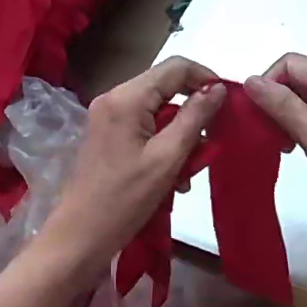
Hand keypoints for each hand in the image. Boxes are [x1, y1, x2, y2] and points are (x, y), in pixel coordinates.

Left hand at [42, 57, 225, 268]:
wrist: (78, 239)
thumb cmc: (124, 200)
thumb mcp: (167, 158)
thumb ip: (194, 117)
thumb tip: (217, 88)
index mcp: (127, 97)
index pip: (176, 67)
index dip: (206, 78)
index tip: (228, 103)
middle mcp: (114, 97)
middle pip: (166, 85)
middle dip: (194, 108)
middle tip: (215, 136)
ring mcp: (107, 115)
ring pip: (158, 107)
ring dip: (181, 129)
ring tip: (195, 164)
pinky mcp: (107, 133)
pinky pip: (145, 123)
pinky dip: (165, 140)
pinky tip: (175, 172)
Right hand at [243, 53, 306, 244]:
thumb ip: (285, 108)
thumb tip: (251, 81)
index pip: (292, 64)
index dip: (268, 83)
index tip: (254, 115)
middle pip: (297, 78)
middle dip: (275, 101)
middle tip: (263, 134)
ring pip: (303, 96)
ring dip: (284, 116)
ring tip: (277, 144)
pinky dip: (297, 126)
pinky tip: (291, 147)